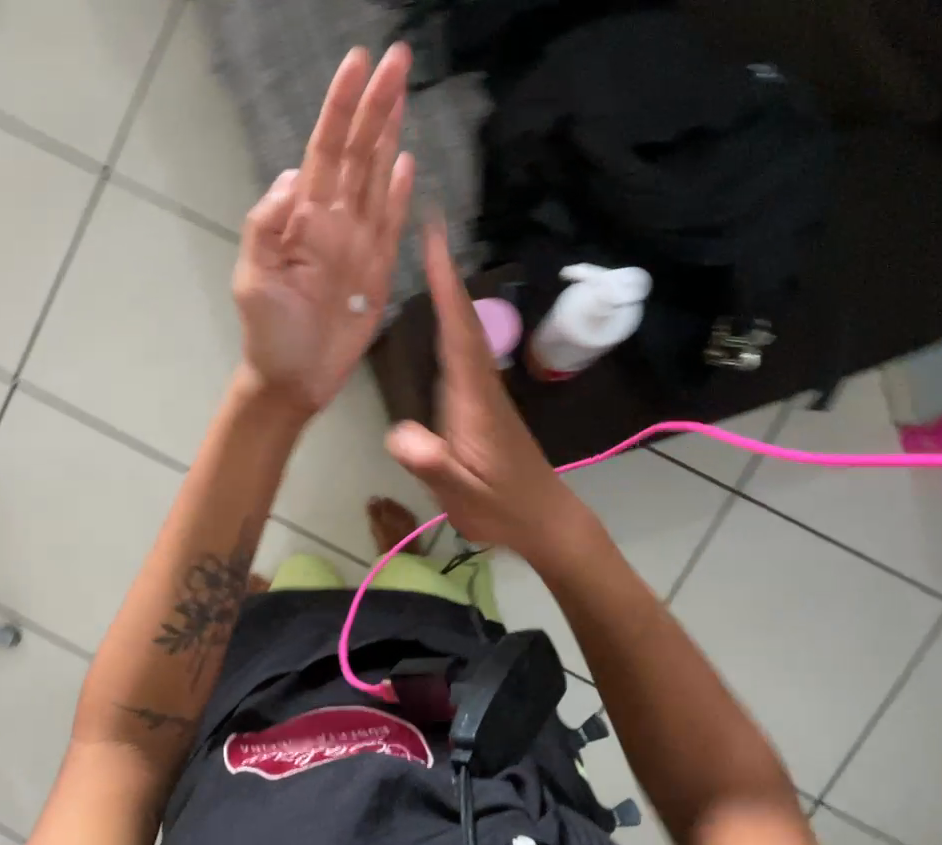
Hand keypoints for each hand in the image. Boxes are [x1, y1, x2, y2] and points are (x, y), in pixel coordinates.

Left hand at [233, 44, 414, 416]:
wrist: (294, 380)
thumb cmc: (269, 333)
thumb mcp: (254, 280)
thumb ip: (267, 227)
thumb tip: (293, 180)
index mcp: (301, 219)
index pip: (324, 152)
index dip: (340, 109)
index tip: (358, 65)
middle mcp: (332, 222)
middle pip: (357, 154)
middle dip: (375, 106)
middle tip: (397, 59)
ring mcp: (358, 244)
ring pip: (377, 178)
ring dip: (389, 135)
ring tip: (403, 92)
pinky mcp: (378, 270)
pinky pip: (392, 223)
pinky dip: (400, 193)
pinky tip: (405, 161)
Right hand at [385, 218, 587, 563]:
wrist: (544, 520)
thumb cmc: (501, 508)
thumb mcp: (462, 493)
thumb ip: (432, 464)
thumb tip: (397, 434)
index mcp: (475, 399)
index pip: (458, 333)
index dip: (445, 286)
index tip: (433, 239)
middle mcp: (482, 386)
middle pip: (464, 321)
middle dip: (446, 275)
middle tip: (429, 228)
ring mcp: (485, 393)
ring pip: (467, 332)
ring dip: (450, 293)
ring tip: (430, 259)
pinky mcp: (484, 404)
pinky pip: (465, 350)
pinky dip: (453, 321)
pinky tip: (444, 318)